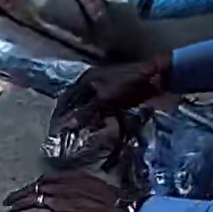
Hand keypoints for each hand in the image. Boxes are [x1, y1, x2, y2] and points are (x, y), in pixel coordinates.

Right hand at [2, 173, 135, 211]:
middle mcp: (63, 202)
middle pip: (31, 200)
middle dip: (16, 205)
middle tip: (7, 210)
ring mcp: (72, 187)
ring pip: (40, 186)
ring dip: (25, 192)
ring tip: (16, 197)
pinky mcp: (82, 178)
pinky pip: (56, 176)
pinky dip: (42, 181)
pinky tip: (37, 186)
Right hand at [56, 56, 170, 125]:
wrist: (155, 78)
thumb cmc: (128, 86)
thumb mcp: (104, 100)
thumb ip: (84, 113)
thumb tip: (65, 125)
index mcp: (86, 79)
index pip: (67, 97)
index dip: (62, 113)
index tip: (58, 128)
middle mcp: (92, 82)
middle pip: (77, 102)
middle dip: (74, 117)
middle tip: (70, 133)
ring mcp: (103, 87)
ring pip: (89, 106)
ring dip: (87, 119)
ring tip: (85, 131)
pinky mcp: (114, 94)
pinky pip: (100, 108)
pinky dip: (98, 117)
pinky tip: (99, 125)